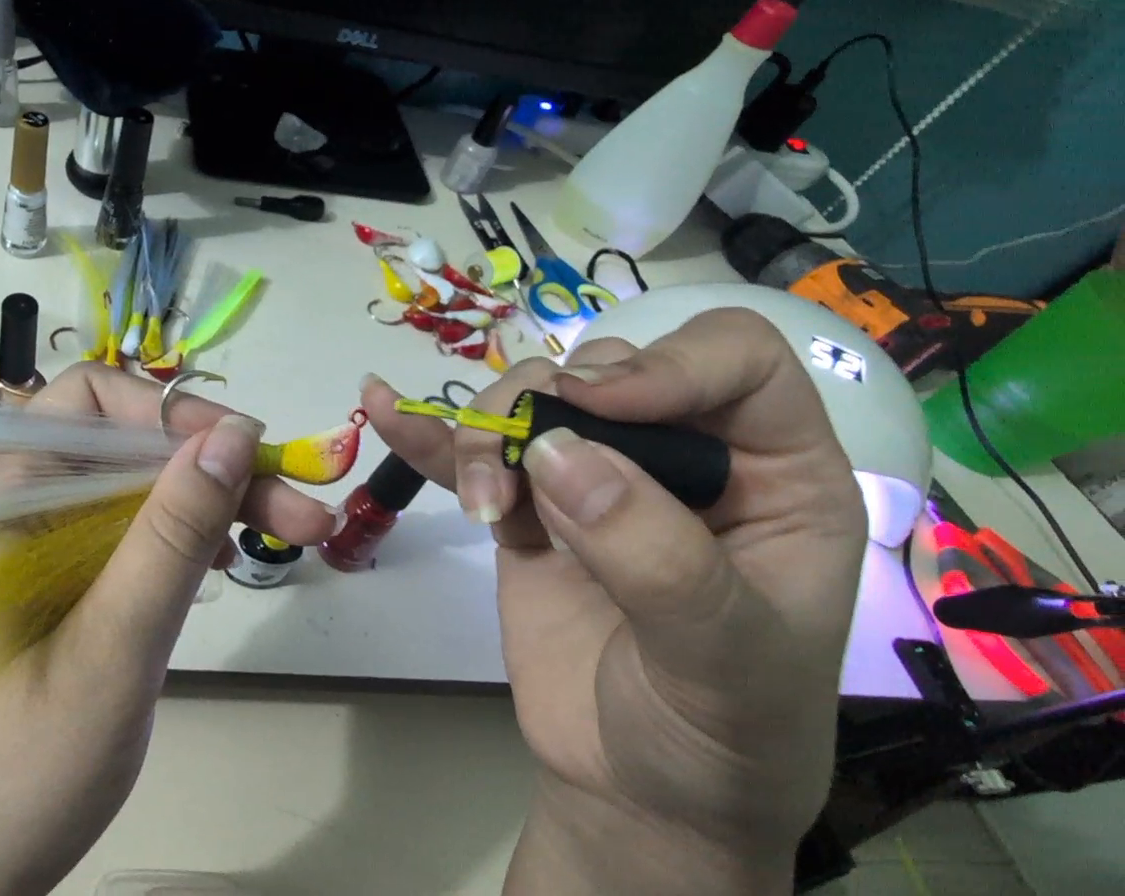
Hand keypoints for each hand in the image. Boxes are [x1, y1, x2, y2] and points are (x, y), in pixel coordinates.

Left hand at [0, 362, 334, 895]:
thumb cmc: (11, 775)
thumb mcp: (111, 651)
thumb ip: (170, 536)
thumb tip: (232, 435)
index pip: (89, 400)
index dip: (174, 411)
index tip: (251, 453)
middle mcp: (6, 510)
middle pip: (118, 449)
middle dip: (212, 469)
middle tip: (305, 514)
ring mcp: (22, 555)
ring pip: (123, 496)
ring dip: (203, 506)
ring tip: (281, 538)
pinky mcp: (42, 596)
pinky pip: (112, 542)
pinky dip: (170, 545)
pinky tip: (211, 567)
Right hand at [364, 309, 867, 894]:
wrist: (639, 793)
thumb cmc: (722, 733)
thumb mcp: (721, 658)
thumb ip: (654, 555)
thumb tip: (556, 450)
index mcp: (772, 474)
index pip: (735, 363)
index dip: (667, 363)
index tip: (593, 406)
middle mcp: (683, 459)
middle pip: (608, 370)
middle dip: (553, 404)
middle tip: (521, 471)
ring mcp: (598, 482)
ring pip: (535, 403)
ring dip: (490, 433)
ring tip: (480, 507)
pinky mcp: (530, 512)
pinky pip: (478, 456)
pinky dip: (429, 435)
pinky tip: (383, 408)